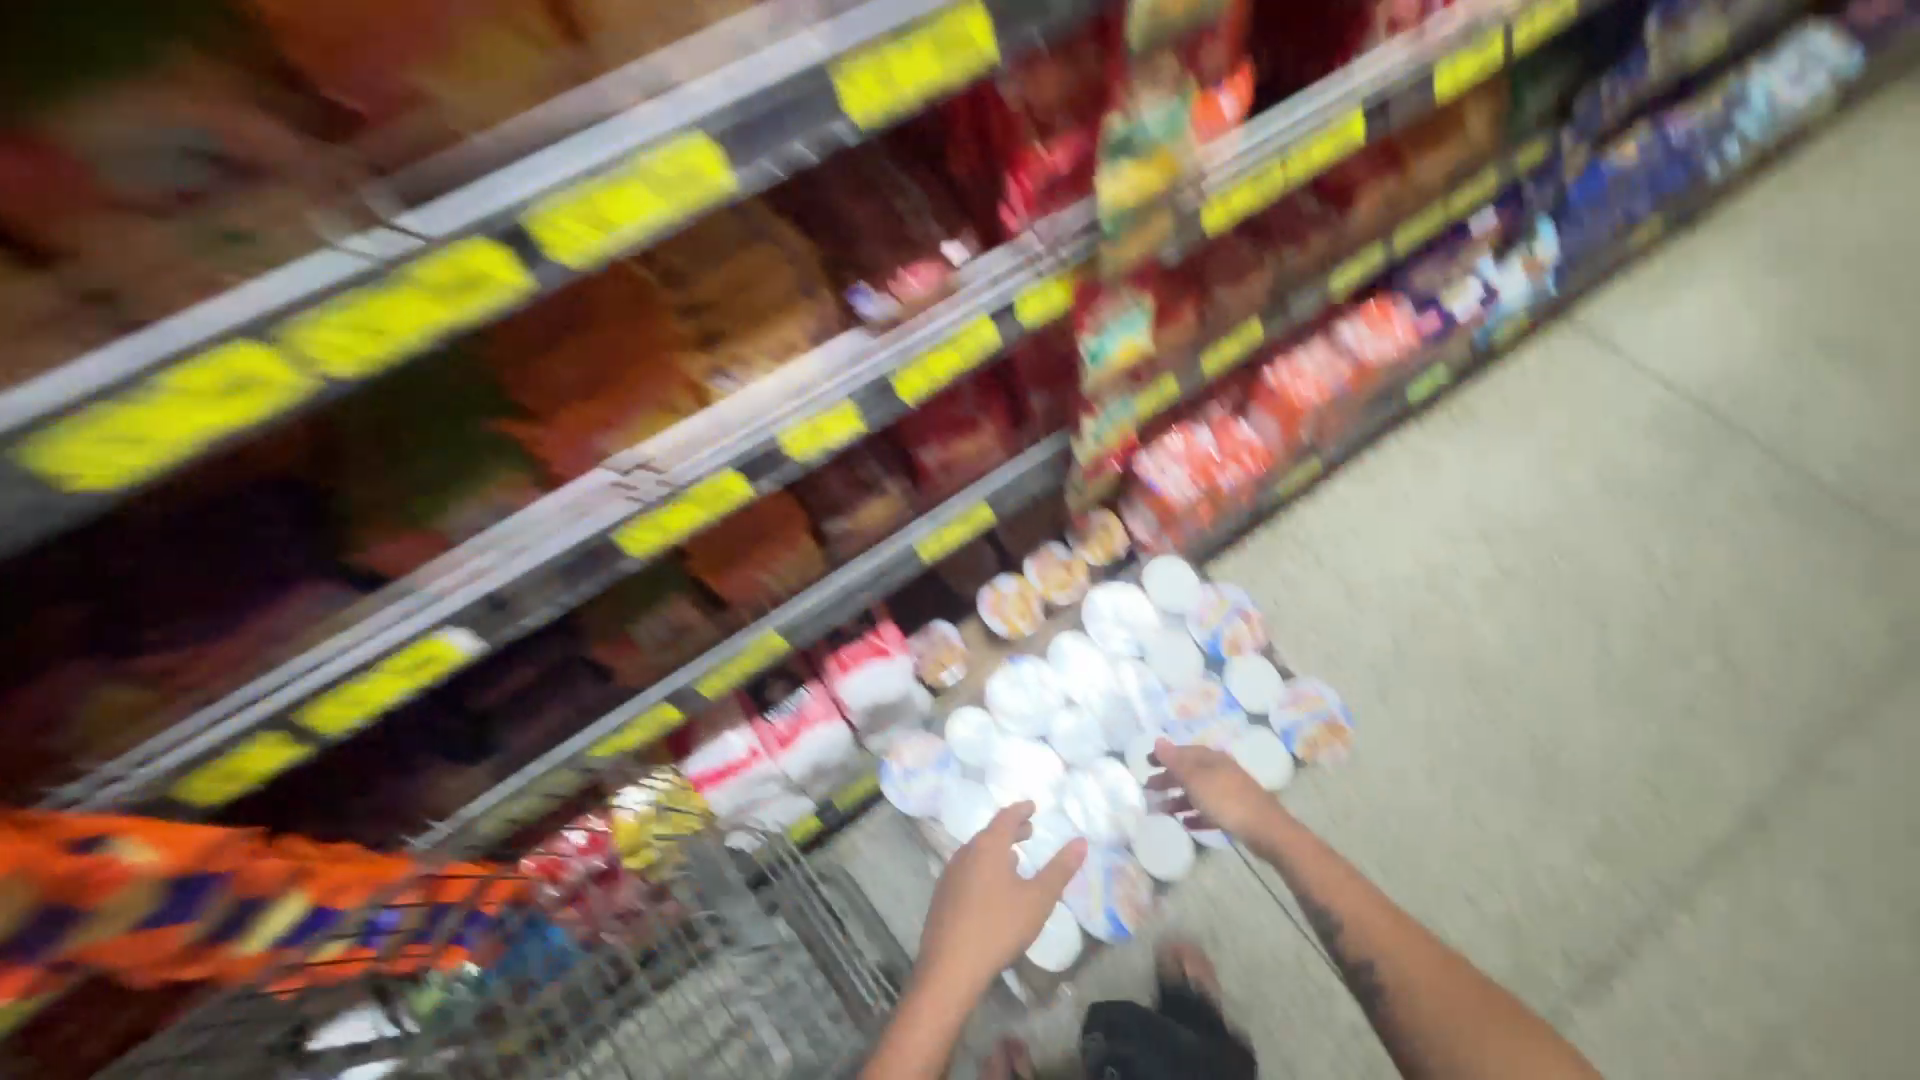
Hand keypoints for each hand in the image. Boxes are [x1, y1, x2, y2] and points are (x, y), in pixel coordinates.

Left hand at [916, 802, 1087, 992]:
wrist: (950, 966)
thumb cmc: (999, 927)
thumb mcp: (1038, 899)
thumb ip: (1060, 869)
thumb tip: (1081, 841)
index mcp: (987, 847)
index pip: (1005, 817)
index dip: (1021, 810)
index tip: (1032, 806)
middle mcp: (965, 853)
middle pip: (989, 833)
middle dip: (1010, 830)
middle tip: (1028, 831)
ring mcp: (950, 874)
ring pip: (976, 853)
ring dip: (996, 850)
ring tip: (1014, 859)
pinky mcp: (942, 896)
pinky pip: (967, 870)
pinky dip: (983, 867)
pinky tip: (992, 888)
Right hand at [1148, 737, 1285, 836]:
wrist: (1265, 829)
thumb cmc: (1226, 800)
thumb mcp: (1195, 779)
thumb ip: (1175, 762)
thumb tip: (1158, 740)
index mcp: (1212, 759)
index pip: (1183, 752)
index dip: (1165, 756)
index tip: (1146, 764)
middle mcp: (1220, 771)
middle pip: (1190, 772)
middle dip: (1169, 779)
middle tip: (1149, 788)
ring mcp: (1229, 792)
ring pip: (1198, 792)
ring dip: (1180, 799)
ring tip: (1163, 810)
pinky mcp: (1235, 812)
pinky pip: (1209, 811)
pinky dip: (1196, 815)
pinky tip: (1186, 824)